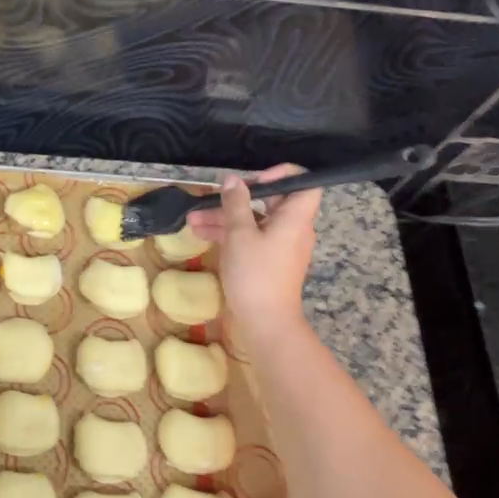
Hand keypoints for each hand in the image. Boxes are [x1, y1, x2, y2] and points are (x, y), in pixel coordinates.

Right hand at [186, 163, 319, 334]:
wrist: (265, 323)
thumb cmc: (255, 273)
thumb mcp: (239, 234)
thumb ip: (235, 203)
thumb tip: (232, 180)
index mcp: (295, 218)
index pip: (305, 183)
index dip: (283, 174)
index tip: (255, 180)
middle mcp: (293, 229)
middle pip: (272, 201)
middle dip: (239, 197)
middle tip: (214, 196)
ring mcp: (280, 246)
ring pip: (255, 221)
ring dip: (225, 217)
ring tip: (192, 218)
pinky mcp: (268, 261)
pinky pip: (251, 238)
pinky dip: (230, 234)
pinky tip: (201, 233)